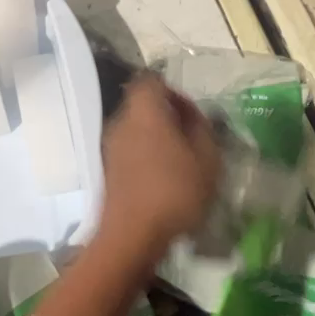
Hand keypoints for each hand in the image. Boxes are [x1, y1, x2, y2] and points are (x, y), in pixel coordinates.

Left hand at [96, 74, 220, 259]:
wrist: (131, 235)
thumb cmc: (174, 192)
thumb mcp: (207, 160)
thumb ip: (202, 129)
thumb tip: (193, 117)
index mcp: (144, 112)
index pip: (152, 81)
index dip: (174, 91)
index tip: (192, 114)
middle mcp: (121, 122)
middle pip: (143, 104)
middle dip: (168, 115)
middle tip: (192, 138)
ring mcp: (109, 146)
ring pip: (136, 128)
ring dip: (158, 137)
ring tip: (182, 161)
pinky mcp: (107, 168)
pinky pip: (130, 149)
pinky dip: (146, 155)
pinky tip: (164, 178)